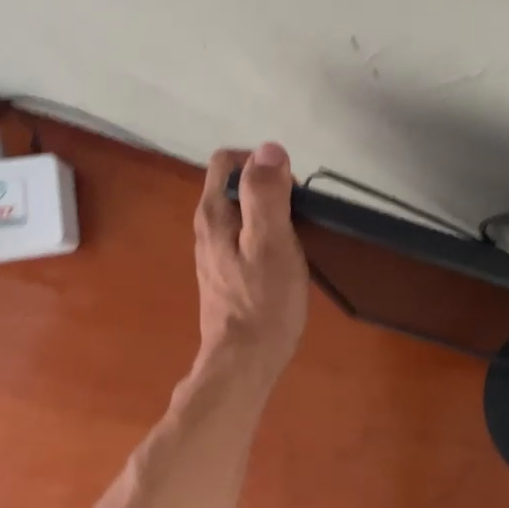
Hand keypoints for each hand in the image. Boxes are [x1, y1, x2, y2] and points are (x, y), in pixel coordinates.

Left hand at [192, 143, 307, 380]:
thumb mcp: (272, 243)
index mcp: (213, 214)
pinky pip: (246, 238)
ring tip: (298, 236)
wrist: (246, 358)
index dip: (260, 163)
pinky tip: (286, 260)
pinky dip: (267, 236)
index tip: (291, 188)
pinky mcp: (227, 274)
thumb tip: (270, 149)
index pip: (226, 161)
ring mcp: (215, 252)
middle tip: (301, 214)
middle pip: (234, 186)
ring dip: (270, 213)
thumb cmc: (264, 301)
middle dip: (268, 187)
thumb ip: (267, 195)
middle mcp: (207, 227)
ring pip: (241, 213)